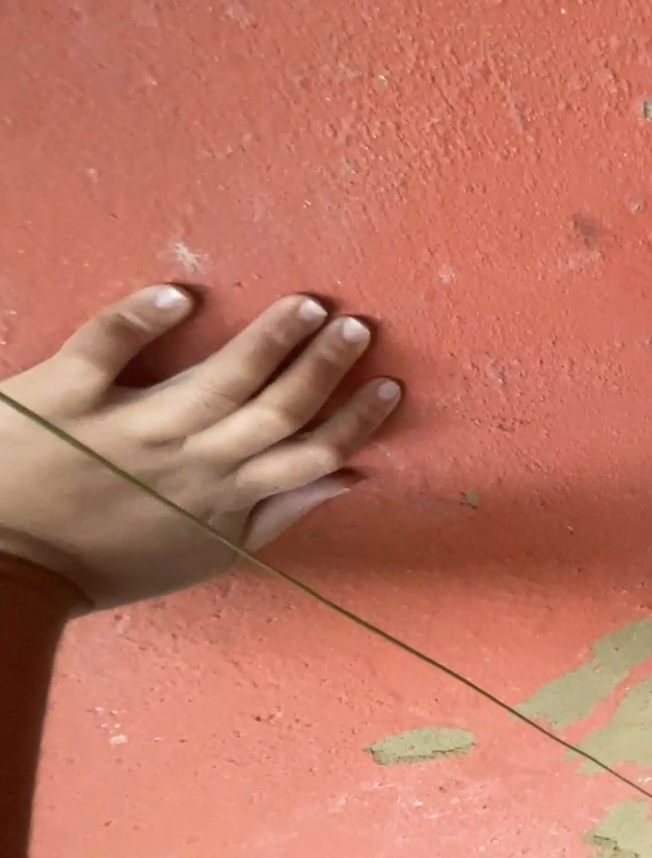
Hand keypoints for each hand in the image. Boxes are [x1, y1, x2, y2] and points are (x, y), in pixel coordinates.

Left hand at [0, 286, 401, 611]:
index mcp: (230, 493)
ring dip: (268, 340)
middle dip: (325, 366)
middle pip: (279, 408)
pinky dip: (138, 320)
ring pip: (216, 379)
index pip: (316, 452)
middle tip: (356, 327)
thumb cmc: (112, 564)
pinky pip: (99, 352)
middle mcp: (192, 459)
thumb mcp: (214, 553)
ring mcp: (127, 429)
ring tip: (307, 305)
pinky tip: (179, 293)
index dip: (360, 418)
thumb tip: (351, 475)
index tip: (389, 385)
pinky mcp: (56, 401)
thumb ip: (283, 511)